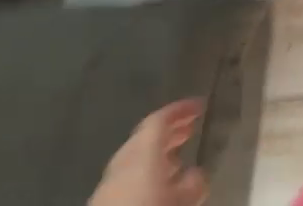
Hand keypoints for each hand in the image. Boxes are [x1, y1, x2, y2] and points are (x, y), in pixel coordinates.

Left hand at [89, 100, 208, 205]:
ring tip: (179, 158)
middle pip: (145, 137)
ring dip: (158, 153)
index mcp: (142, 151)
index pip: (159, 119)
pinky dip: (145, 172)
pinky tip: (158, 185)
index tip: (199, 106)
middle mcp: (123, 160)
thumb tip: (195, 172)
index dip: (180, 110)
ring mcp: (109, 181)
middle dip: (170, 130)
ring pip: (135, 158)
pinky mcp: (103, 200)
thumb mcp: (182, 198)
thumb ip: (192, 181)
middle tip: (191, 128)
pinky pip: (127, 176)